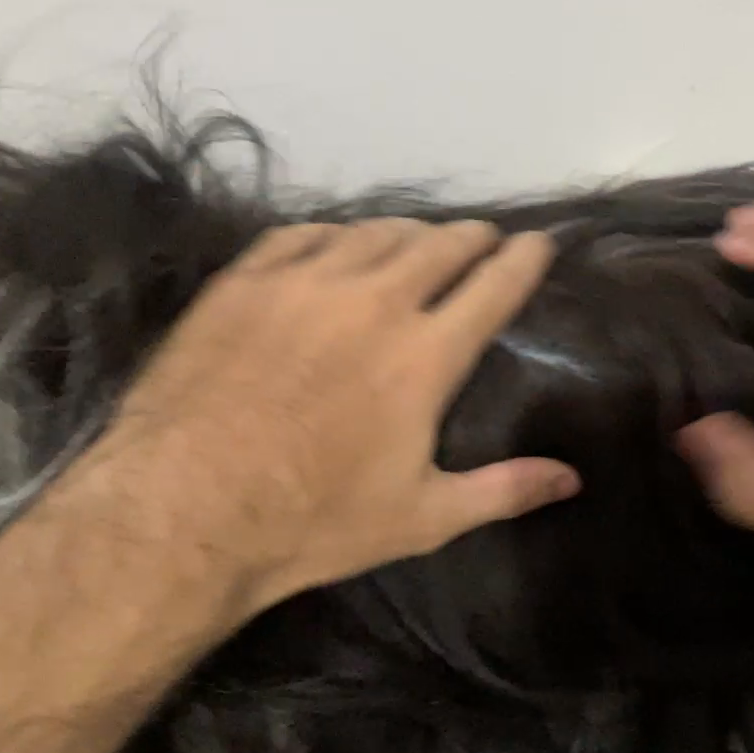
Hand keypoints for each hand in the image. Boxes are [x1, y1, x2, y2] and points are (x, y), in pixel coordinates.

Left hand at [71, 219, 580, 615]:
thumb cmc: (313, 521)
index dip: (526, 258)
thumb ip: (505, 491)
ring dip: (411, 231)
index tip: (541, 242)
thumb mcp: (424, 518)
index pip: (495, 284)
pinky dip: (338, 234)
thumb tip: (573, 480)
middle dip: (474, 236)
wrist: (180, 514)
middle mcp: (374, 302)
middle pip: (441, 244)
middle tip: (484, 239)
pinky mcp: (245, 282)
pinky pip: (305, 234)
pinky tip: (340, 245)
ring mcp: (305, 284)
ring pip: (376, 232)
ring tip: (421, 239)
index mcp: (425, 356)